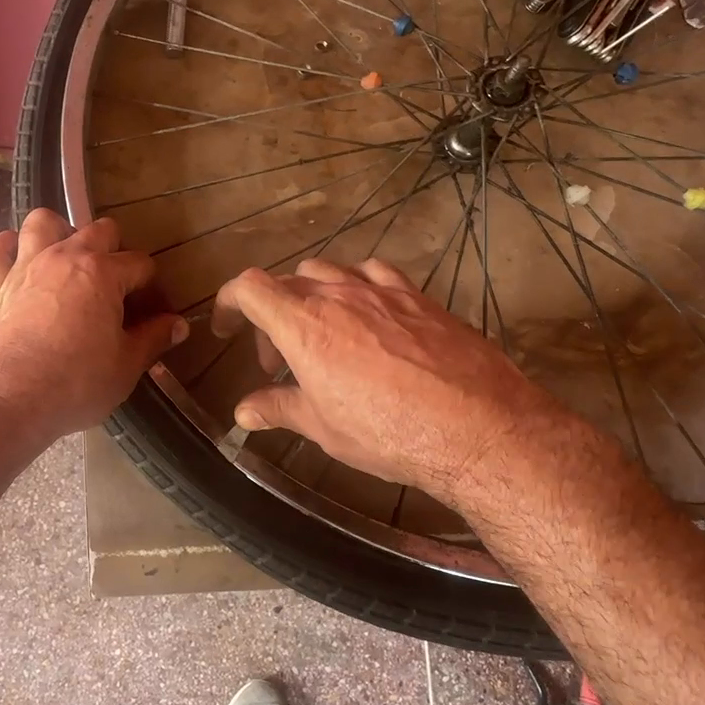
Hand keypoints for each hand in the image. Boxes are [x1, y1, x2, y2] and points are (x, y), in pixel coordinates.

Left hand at [0, 209, 187, 442]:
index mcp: (104, 272)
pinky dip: (4, 249)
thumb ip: (154, 339)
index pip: (140, 263)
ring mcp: (28, 265)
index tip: (152, 309)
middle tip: (116, 285)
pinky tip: (16, 258)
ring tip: (68, 258)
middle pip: (99, 229)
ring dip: (58, 232)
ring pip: (42, 221)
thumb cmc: (77, 382)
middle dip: (114, 249)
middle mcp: (66, 256)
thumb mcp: (127, 365)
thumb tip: (178, 325)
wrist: (13, 397)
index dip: (150, 286)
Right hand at [211, 258, 572, 497]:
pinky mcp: (416, 295)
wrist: (477, 427)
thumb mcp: (323, 428)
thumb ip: (278, 409)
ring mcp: (379, 290)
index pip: (248, 287)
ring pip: (328, 272)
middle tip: (281, 361)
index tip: (227, 330)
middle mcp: (336, 295)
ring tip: (323, 334)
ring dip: (312, 297)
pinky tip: (369, 313)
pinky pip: (373, 273)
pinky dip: (356, 286)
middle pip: (286, 282)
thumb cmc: (388, 433)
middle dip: (272, 316)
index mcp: (303, 325)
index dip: (228, 302)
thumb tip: (244, 412)